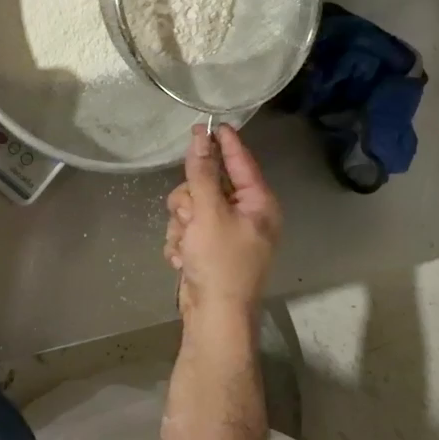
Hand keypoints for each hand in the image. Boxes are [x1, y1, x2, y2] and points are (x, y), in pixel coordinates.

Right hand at [163, 125, 280, 317]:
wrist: (214, 316)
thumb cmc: (220, 262)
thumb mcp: (209, 213)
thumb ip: (202, 173)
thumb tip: (201, 137)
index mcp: (258, 203)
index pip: (241, 161)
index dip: (223, 142)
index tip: (206, 123)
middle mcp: (246, 214)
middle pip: (207, 184)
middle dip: (189, 201)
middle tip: (188, 218)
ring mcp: (226, 233)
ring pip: (190, 207)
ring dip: (181, 225)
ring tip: (185, 246)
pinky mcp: (209, 249)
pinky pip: (186, 229)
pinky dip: (180, 242)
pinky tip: (182, 258)